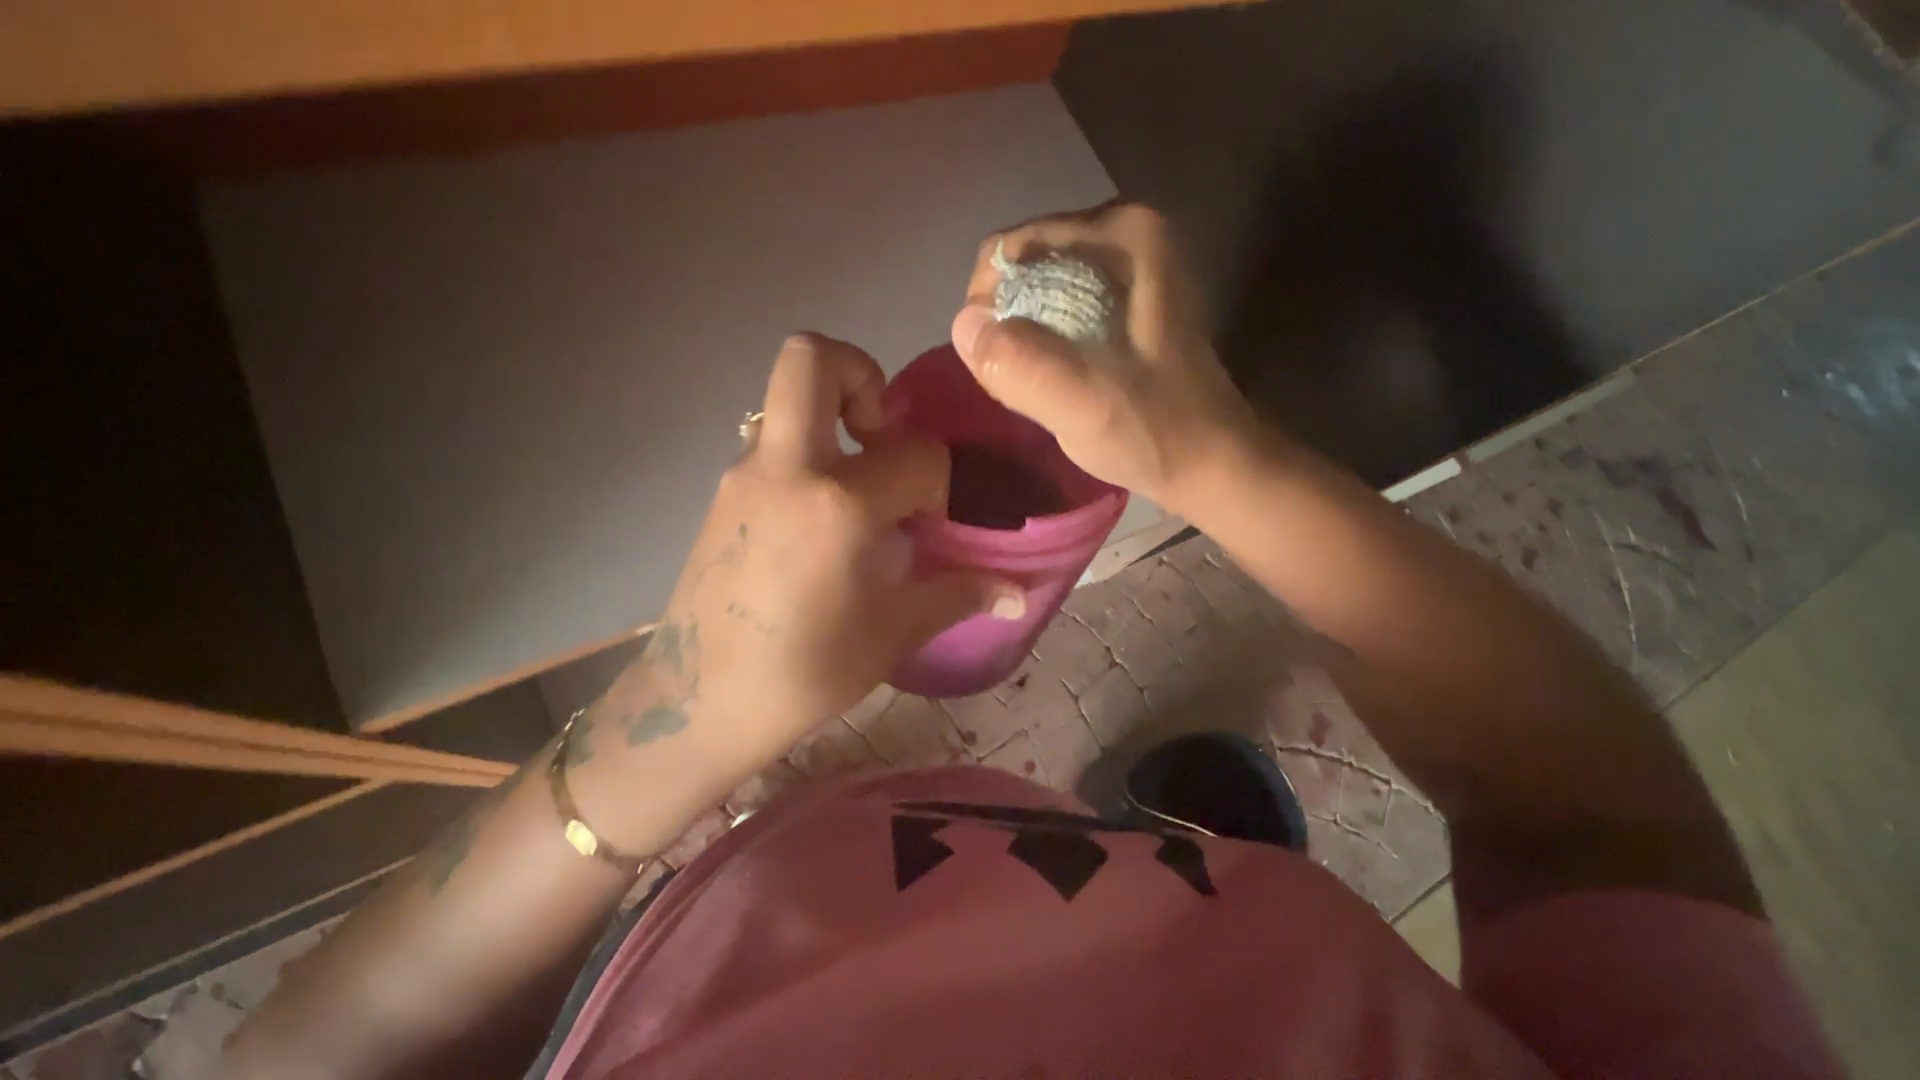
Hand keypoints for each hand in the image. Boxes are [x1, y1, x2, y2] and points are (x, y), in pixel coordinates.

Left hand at [648, 333, 1024, 768]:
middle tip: (883, 435)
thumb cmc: (804, 673)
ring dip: (830, 418)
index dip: (941, 480)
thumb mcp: (890, 634)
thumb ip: (956, 595)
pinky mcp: (721, 494)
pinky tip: (822, 521)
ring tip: (859, 486)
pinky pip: (770, 444)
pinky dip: (805, 455)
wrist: (699, 703)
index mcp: (837, 503)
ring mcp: (743, 475)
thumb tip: (1018, 593)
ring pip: (785, 401)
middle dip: (860, 372)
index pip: (915, 453)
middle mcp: (786, 468)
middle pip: (811, 359)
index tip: (935, 521)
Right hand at [950, 203, 1258, 509]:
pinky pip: (1059, 307)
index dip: (984, 304)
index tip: (988, 361)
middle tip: (1009, 379)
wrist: (1213, 464)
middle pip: (1024, 266)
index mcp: (1123, 234)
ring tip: (1027, 385)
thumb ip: (1019, 362)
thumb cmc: (1154, 431)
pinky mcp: (1128, 300)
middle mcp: (1127, 233)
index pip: (1010, 249)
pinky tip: (1050, 382)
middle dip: (1002, 321)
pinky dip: (1042, 341)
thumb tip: (964, 325)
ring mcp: (1130, 266)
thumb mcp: (1081, 402)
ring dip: (1019, 336)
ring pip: (1038, 289)